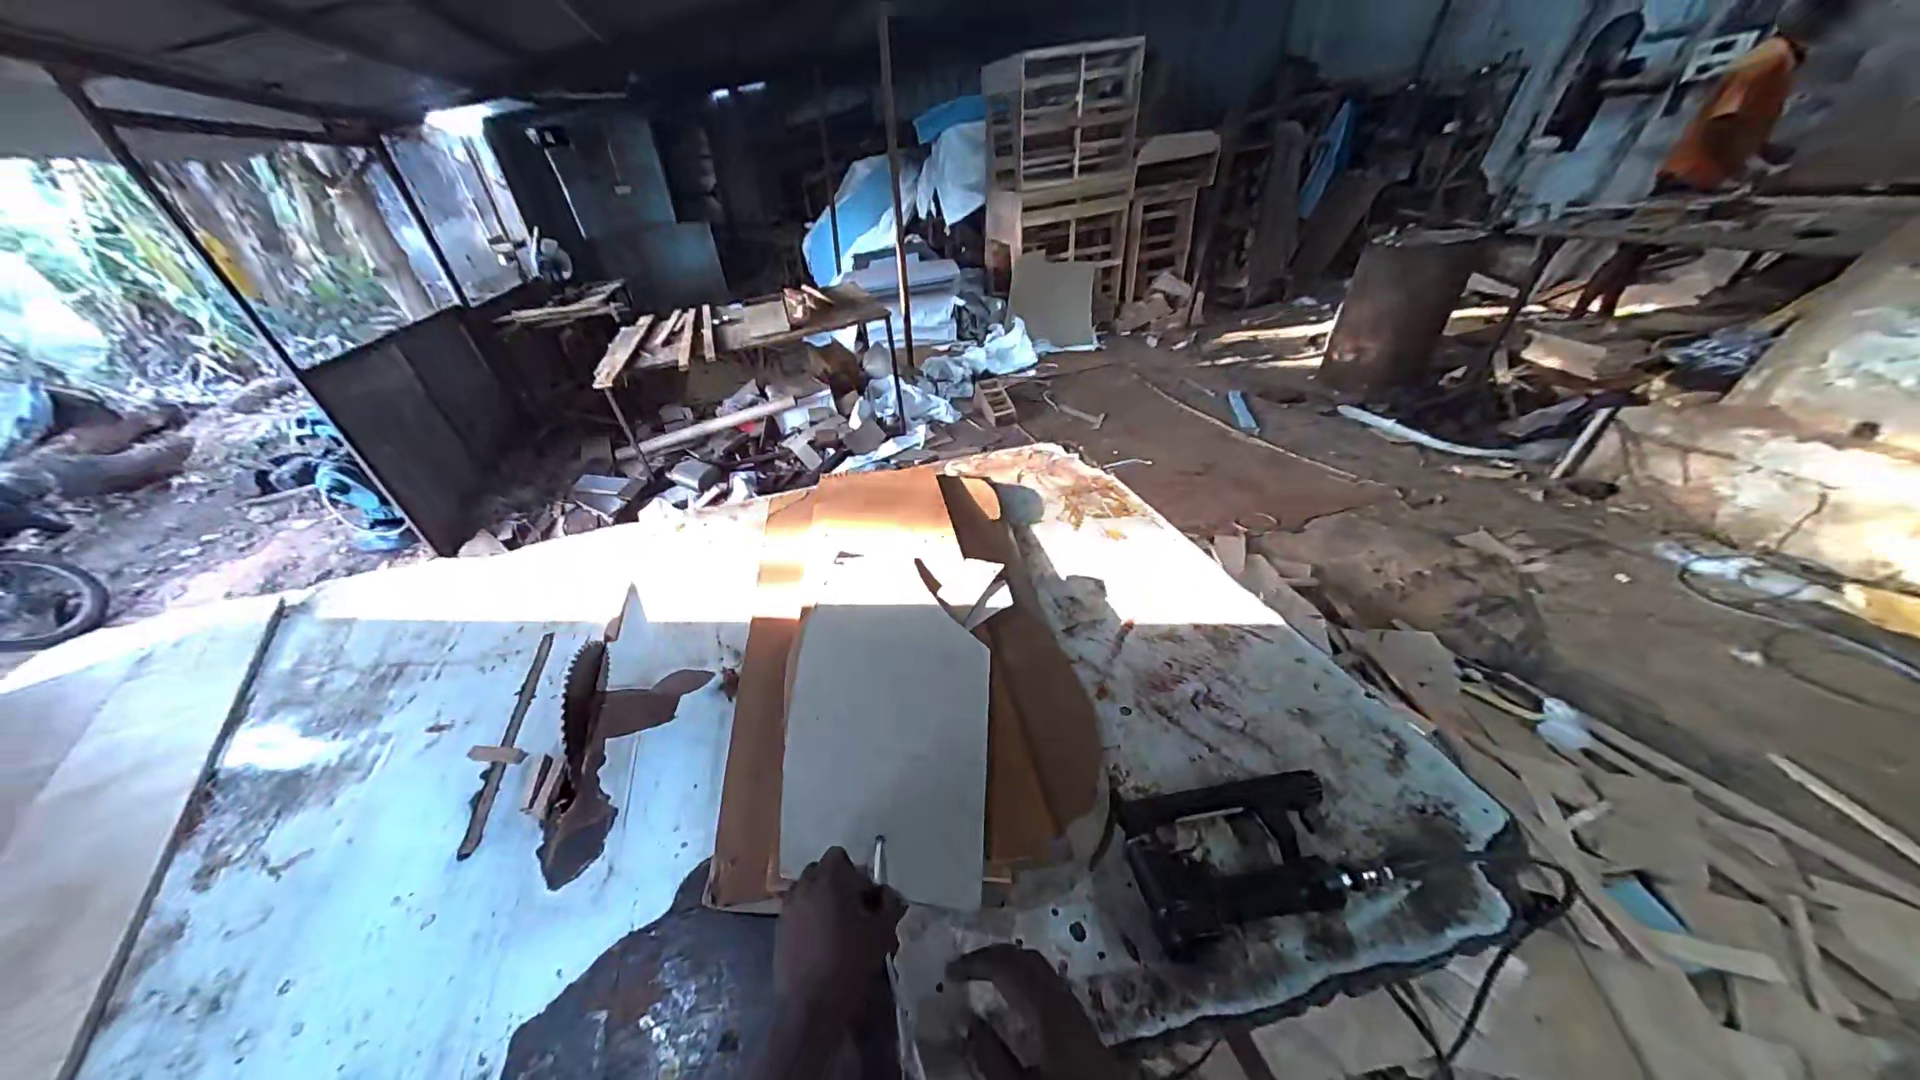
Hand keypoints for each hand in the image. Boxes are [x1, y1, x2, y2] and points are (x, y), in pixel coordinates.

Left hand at [774, 847, 904, 1024]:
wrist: (812, 1004)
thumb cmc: (851, 961)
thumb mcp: (882, 931)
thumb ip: (889, 904)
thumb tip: (886, 894)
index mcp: (830, 878)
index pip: (840, 855)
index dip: (855, 873)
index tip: (865, 897)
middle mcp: (804, 885)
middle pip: (821, 871)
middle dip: (836, 883)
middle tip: (852, 909)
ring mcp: (788, 907)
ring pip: (807, 890)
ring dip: (820, 899)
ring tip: (834, 926)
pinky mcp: (778, 929)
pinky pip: (796, 911)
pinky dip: (807, 917)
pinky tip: (819, 942)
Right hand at [947, 946, 1127, 1079]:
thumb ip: (992, 1059)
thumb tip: (970, 1022)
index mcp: (1049, 1010)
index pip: (1010, 965)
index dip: (977, 961)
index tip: (949, 972)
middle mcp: (1064, 1000)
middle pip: (1027, 959)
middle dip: (993, 956)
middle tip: (964, 967)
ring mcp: (1075, 1011)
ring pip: (1040, 970)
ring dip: (1009, 965)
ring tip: (982, 976)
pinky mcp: (1081, 1027)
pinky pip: (1048, 986)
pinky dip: (1023, 980)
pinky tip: (1012, 1002)